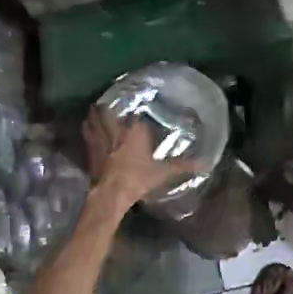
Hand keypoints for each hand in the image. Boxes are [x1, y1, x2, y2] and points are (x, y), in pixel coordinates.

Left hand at [82, 111, 203, 206]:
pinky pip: (86, 134)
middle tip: (108, 102)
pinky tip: (85, 126)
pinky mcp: (89, 149)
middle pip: (109, 112)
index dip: (139, 116)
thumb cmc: (138, 178)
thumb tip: (206, 164)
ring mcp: (101, 139)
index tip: (140, 115)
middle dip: (108, 107)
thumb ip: (183, 166)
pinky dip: (86, 128)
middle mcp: (117, 130)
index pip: (138, 118)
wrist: (111, 192)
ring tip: (94, 108)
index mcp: (136, 132)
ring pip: (94, 120)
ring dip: (94, 114)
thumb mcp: (163, 172)